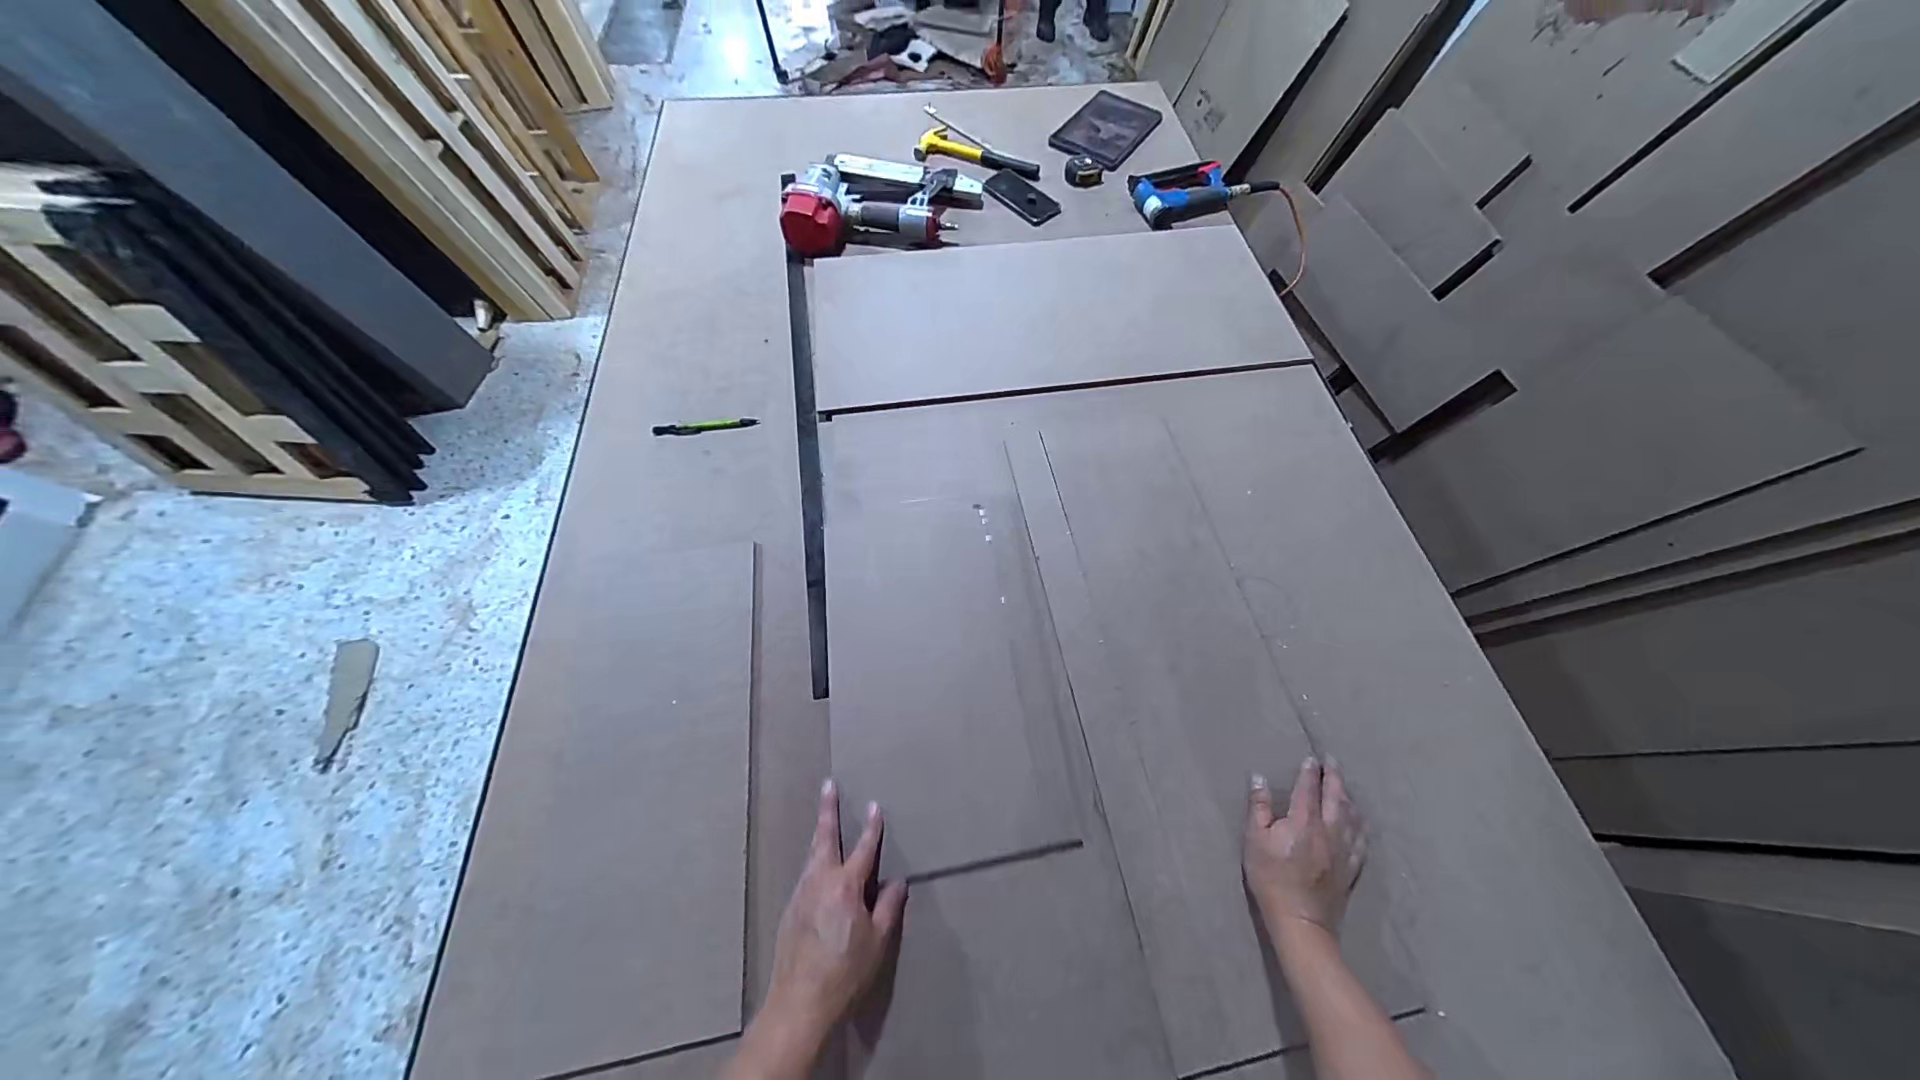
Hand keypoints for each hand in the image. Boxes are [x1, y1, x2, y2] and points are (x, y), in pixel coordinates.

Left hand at [763, 778, 907, 1040]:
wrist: (799, 1002)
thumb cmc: (845, 972)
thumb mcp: (877, 941)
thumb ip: (888, 907)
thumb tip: (897, 881)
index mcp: (846, 886)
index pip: (863, 848)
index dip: (872, 826)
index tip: (874, 805)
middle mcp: (820, 881)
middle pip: (824, 838)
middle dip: (828, 810)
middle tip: (828, 786)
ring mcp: (801, 894)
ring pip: (812, 855)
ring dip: (819, 835)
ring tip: (823, 820)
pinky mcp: (790, 910)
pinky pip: (805, 875)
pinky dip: (813, 861)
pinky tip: (817, 867)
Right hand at [1243, 756, 1366, 935]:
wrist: (1301, 921)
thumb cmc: (1271, 878)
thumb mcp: (1254, 840)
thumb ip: (1258, 807)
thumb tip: (1259, 778)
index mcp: (1304, 821)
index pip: (1309, 788)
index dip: (1309, 771)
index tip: (1311, 758)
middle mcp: (1329, 830)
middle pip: (1336, 797)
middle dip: (1334, 776)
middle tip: (1332, 762)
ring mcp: (1344, 849)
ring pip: (1352, 815)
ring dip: (1348, 796)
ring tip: (1343, 786)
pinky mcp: (1351, 867)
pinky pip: (1361, 838)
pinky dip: (1359, 823)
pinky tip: (1359, 821)